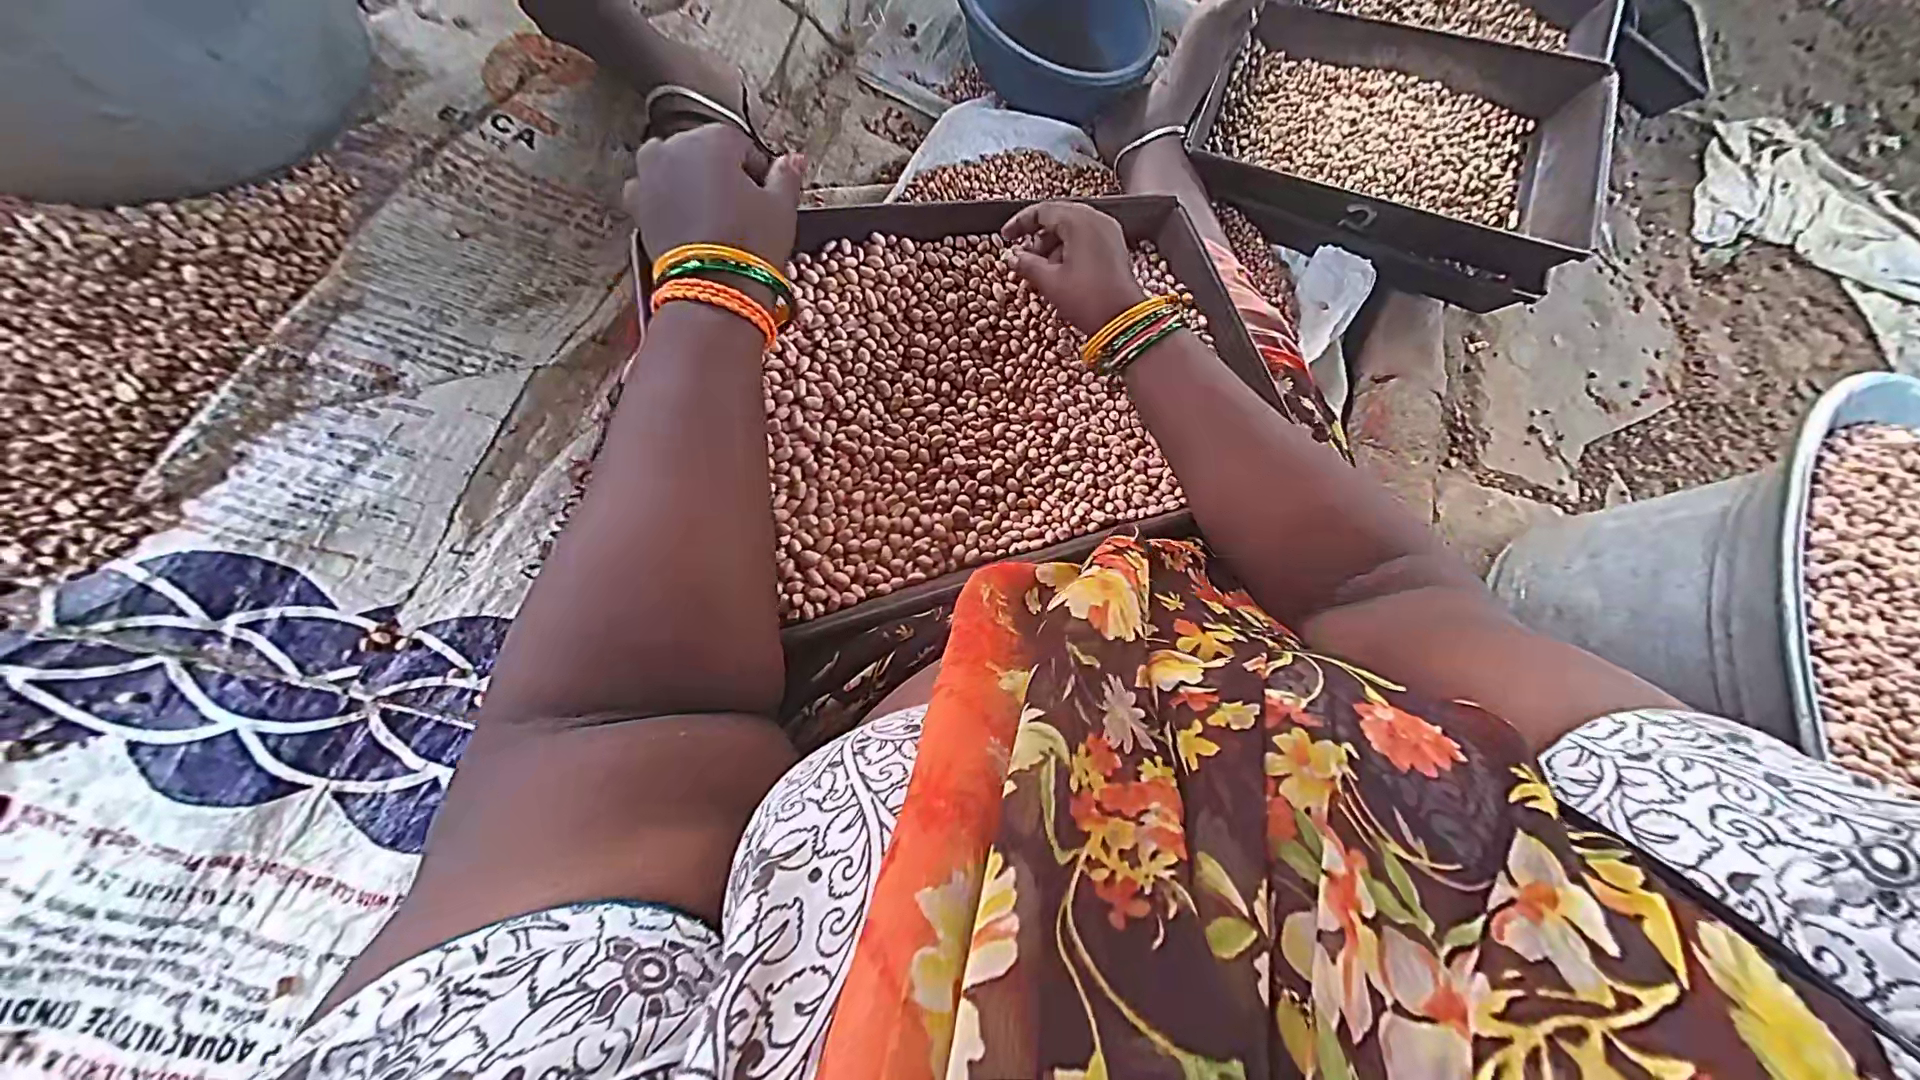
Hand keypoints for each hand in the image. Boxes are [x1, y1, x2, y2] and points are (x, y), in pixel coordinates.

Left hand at [626, 124, 803, 272]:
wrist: (714, 288)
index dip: (758, 173)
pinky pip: (655, 193)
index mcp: (712, 140)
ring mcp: (649, 174)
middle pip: (705, 155)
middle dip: (723, 178)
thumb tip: (792, 160)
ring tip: (715, 222)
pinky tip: (689, 226)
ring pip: (678, 171)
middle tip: (740, 214)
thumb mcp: (781, 209)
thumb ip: (786, 177)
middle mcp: (674, 147)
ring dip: (694, 187)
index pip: (742, 145)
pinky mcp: (637, 204)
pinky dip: (670, 204)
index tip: (765, 197)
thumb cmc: (750, 247)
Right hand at [1000, 202, 1147, 335]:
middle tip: (1023, 257)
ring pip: (1073, 230)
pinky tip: (1060, 272)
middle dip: (1037, 237)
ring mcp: (1109, 233)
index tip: (1006, 237)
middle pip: (1059, 218)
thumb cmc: (1087, 299)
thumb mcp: (1050, 282)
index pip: (1043, 211)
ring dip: (1052, 246)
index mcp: (1079, 221)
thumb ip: (1027, 265)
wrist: (1122, 320)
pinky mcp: (1114, 249)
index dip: (1020, 223)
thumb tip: (1012, 257)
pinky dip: (1068, 251)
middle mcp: (1097, 220)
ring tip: (1040, 270)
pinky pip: (1086, 241)